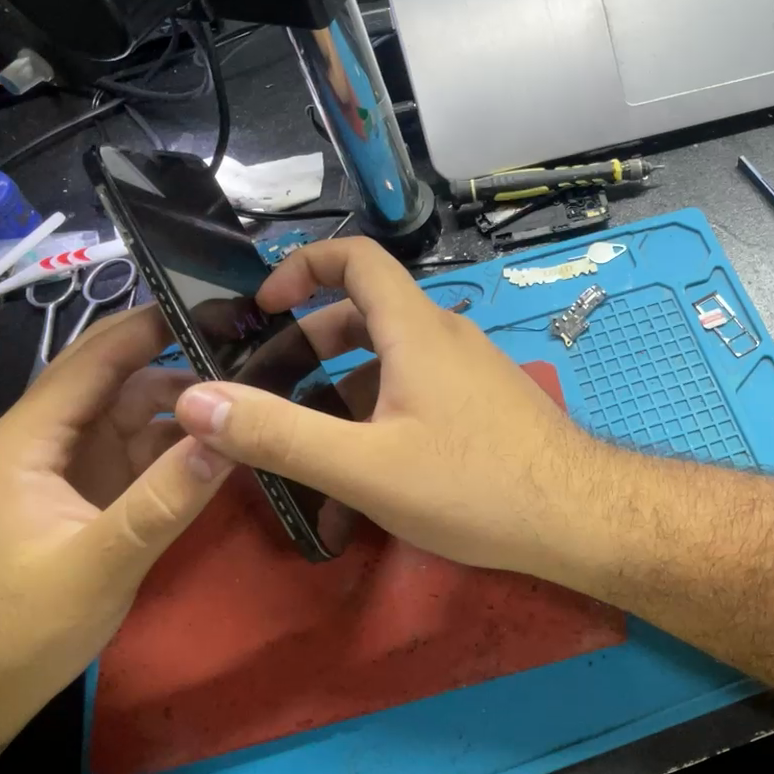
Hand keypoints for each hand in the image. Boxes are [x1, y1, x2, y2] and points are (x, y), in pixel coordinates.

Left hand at [0, 307, 235, 746]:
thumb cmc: (14, 632)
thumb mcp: (98, 567)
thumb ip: (165, 500)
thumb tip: (229, 432)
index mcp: (27, 441)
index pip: (93, 358)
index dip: (151, 324)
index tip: (218, 304)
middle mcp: (45, 439)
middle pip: (113, 374)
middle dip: (174, 350)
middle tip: (247, 335)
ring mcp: (66, 466)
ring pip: (131, 410)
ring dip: (184, 399)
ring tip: (250, 384)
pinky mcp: (84, 493)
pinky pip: (136, 449)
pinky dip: (178, 440)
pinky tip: (222, 438)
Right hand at [173, 238, 624, 578]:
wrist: (578, 516)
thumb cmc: (473, 484)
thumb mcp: (364, 466)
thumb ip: (278, 434)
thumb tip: (195, 400)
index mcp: (415, 329)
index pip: (357, 257)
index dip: (303, 267)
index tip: (262, 307)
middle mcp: (444, 336)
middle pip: (364, 316)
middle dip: (307, 349)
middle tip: (263, 396)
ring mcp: (467, 370)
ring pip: (387, 364)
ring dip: (338, 400)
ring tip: (299, 459)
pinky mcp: (480, 405)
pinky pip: (415, 395)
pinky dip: (377, 422)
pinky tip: (356, 489)